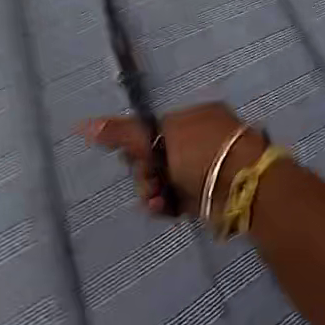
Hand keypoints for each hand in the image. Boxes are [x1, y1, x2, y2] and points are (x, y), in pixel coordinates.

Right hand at [81, 103, 263, 217]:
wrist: (241, 184)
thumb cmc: (202, 152)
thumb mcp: (159, 139)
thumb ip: (123, 134)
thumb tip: (83, 124)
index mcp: (196, 116)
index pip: (155, 130)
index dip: (140, 148)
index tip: (135, 158)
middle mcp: (202, 137)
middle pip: (156, 158)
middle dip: (145, 174)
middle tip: (150, 181)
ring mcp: (205, 165)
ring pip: (163, 181)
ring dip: (152, 192)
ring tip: (156, 199)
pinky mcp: (206, 192)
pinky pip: (175, 198)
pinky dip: (166, 204)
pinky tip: (164, 208)